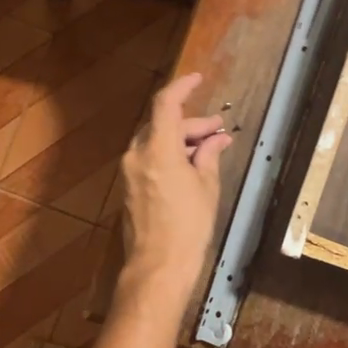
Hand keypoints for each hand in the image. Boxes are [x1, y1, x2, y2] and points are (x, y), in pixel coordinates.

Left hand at [119, 73, 231, 285]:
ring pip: (154, 142)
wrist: (158, 267)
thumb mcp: (206, 187)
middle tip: (217, 131)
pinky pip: (149, 160)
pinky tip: (190, 167)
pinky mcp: (129, 189)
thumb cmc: (188, 226)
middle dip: (190, 124)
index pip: (165, 105)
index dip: (182, 87)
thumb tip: (216, 139)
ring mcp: (129, 173)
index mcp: (157, 150)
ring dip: (180, 141)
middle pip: (161, 125)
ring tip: (208, 150)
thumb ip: (208, 156)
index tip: (198, 79)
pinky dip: (169, 156)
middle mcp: (137, 156)